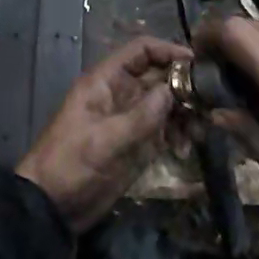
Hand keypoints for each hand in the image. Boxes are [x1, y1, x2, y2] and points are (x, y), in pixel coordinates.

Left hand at [15, 35, 189, 231]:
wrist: (51, 208)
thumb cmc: (71, 163)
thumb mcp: (105, 140)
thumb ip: (141, 115)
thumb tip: (173, 89)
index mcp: (107, 80)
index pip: (141, 50)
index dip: (167, 50)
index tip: (194, 63)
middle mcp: (122, 92)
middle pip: (159, 75)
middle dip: (183, 86)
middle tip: (207, 102)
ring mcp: (131, 118)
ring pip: (166, 102)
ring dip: (185, 113)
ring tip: (199, 131)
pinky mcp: (138, 142)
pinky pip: (165, 128)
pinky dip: (178, 134)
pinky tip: (184, 149)